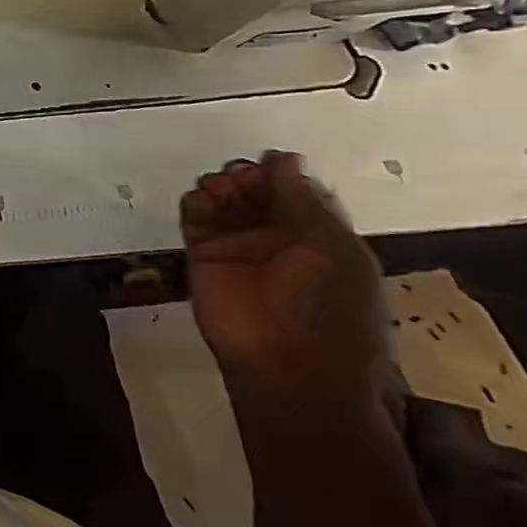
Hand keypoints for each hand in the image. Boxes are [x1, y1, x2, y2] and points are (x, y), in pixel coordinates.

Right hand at [181, 151, 388, 405]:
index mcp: (317, 236)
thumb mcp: (332, 248)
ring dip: (220, 183)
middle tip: (241, 179)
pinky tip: (203, 201)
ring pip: (222, 197)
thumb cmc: (327, 308)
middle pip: (253, 188)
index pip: (292, 190)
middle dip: (246, 175)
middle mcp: (275, 237)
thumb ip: (302, 199)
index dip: (280, 172)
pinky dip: (195, 200)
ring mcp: (238, 246)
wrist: (289, 367)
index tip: (268, 161)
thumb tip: (284, 158)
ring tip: (222, 190)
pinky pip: (194, 216)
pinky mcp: (204, 255)